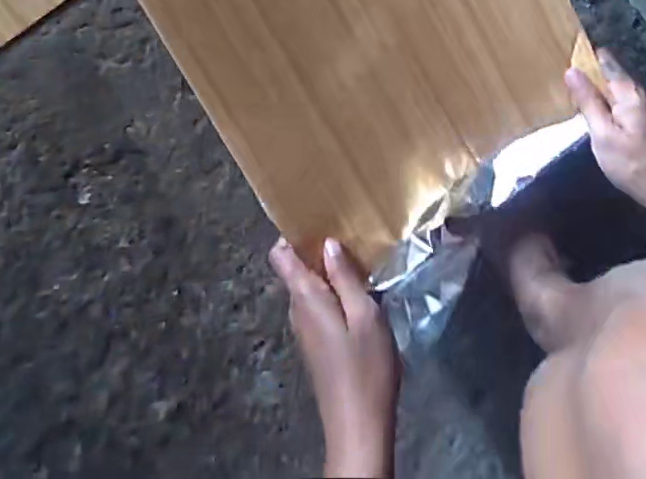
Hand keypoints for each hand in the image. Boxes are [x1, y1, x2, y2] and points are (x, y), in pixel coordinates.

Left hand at [268, 237, 398, 477]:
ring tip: (355, 260)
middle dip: (315, 249)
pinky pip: (317, 305)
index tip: (315, 217)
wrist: (359, 428)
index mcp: (305, 297)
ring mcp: (304, 329)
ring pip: (307, 287)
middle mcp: (297, 310)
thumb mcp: (365, 315)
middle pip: (295, 268)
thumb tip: (328, 243)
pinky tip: (355, 293)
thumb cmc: (365, 367)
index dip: (291, 233)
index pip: (280, 256)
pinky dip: (331, 292)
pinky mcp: (316, 344)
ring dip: (326, 271)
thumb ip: (346, 277)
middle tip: (346, 233)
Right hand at [566, 50, 645, 213]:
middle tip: (557, 78)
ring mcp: (637, 103)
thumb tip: (571, 70)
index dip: (581, 55)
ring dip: (588, 86)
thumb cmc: (631, 164)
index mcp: (627, 91)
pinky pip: (611, 98)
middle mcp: (635, 91)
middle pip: (605, 70)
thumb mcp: (603, 134)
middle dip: (583, 71)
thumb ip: (587, 101)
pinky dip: (597, 99)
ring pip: (607, 85)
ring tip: (565, 90)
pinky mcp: (635, 115)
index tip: (560, 55)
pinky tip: (582, 108)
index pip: (603, 58)